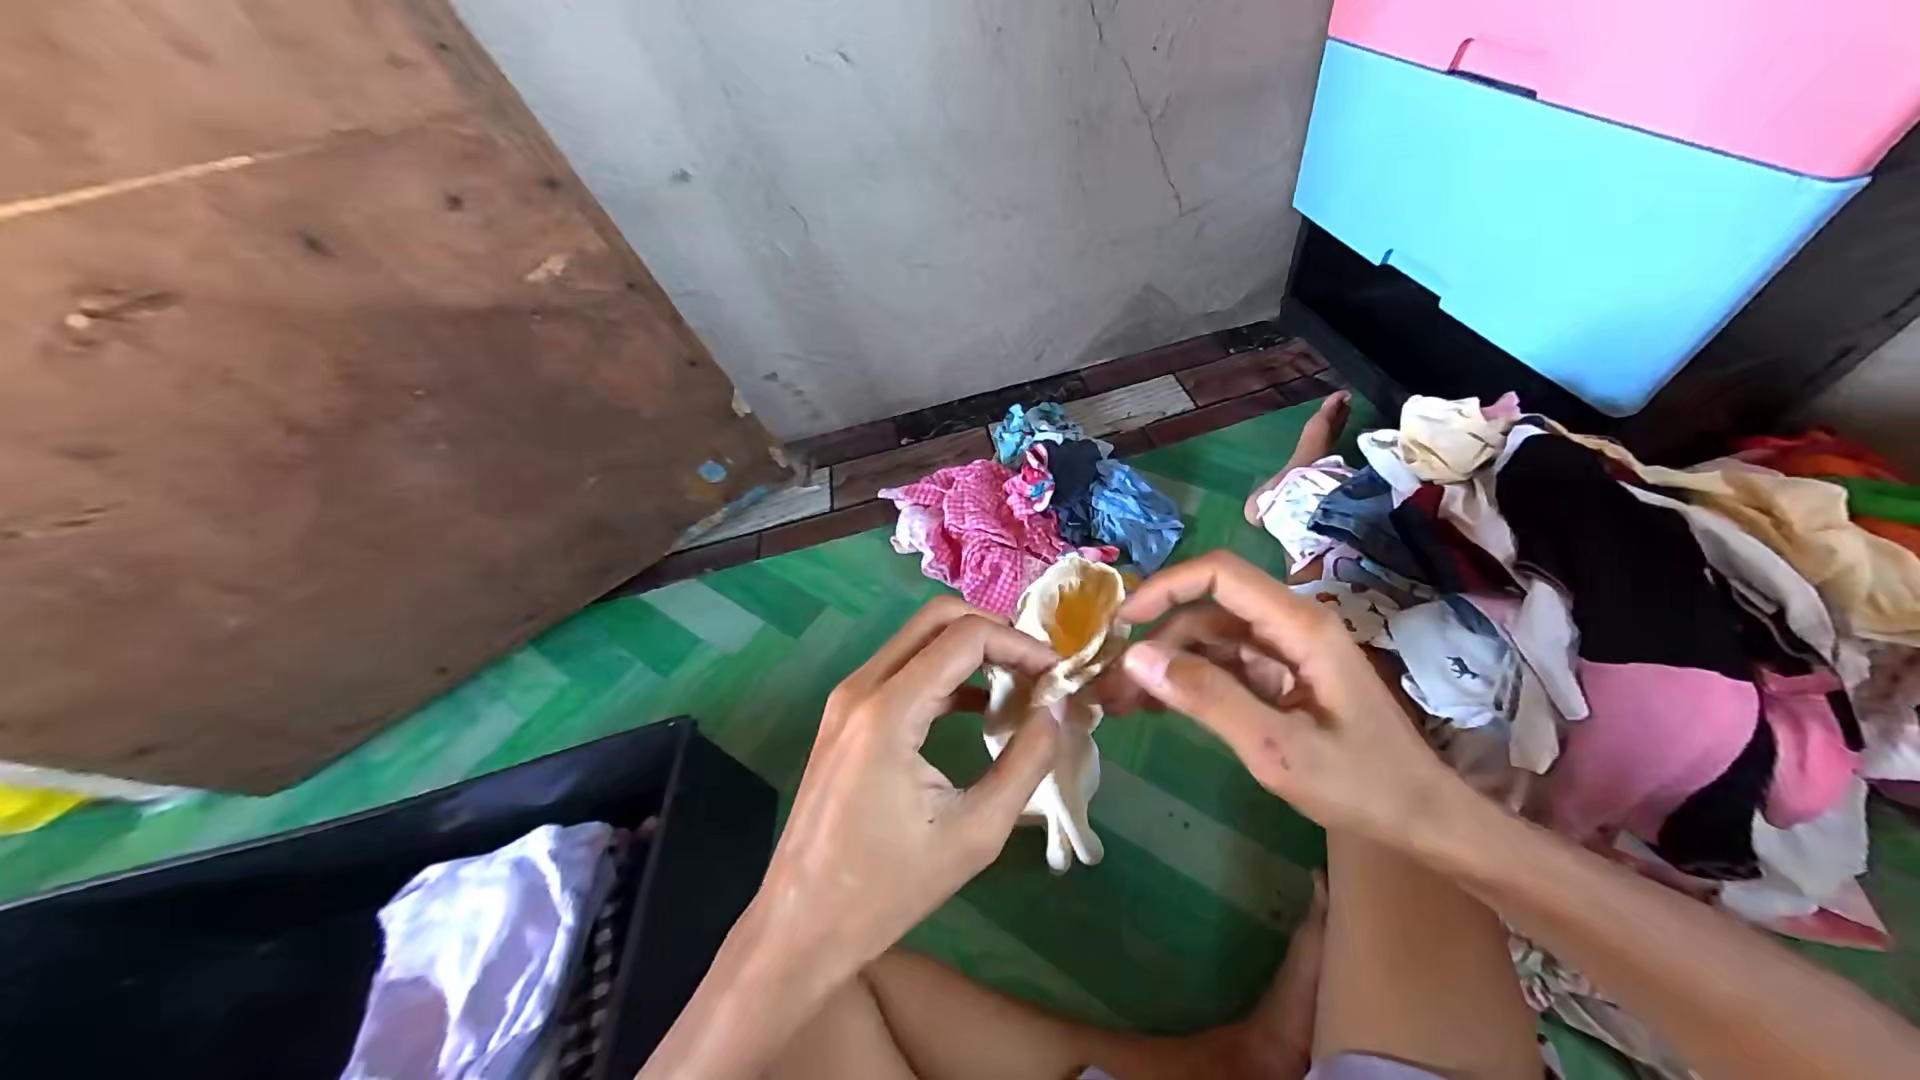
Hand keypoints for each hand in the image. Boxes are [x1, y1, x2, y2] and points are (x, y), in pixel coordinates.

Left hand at [747, 596, 1062, 985]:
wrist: (802, 923)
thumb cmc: (889, 887)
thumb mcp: (976, 832)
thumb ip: (1026, 762)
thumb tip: (1058, 710)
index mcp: (888, 711)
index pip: (965, 637)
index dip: (1019, 644)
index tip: (1057, 673)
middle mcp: (861, 688)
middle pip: (936, 619)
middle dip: (994, 631)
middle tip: (1037, 667)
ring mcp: (847, 699)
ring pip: (917, 639)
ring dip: (969, 649)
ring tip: (1018, 683)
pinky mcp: (845, 716)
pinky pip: (902, 670)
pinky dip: (945, 672)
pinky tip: (978, 706)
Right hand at [1106, 551, 1456, 843]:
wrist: (1426, 821)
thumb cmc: (1364, 785)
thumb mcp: (1278, 749)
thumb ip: (1208, 698)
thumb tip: (1137, 657)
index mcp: (1299, 626)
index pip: (1219, 575)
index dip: (1164, 587)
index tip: (1121, 622)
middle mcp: (1288, 626)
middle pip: (1204, 610)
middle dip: (1154, 640)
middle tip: (1109, 683)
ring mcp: (1283, 652)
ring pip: (1206, 639)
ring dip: (1163, 664)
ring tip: (1120, 702)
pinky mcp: (1278, 677)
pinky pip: (1220, 666)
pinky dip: (1184, 682)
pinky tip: (1152, 707)